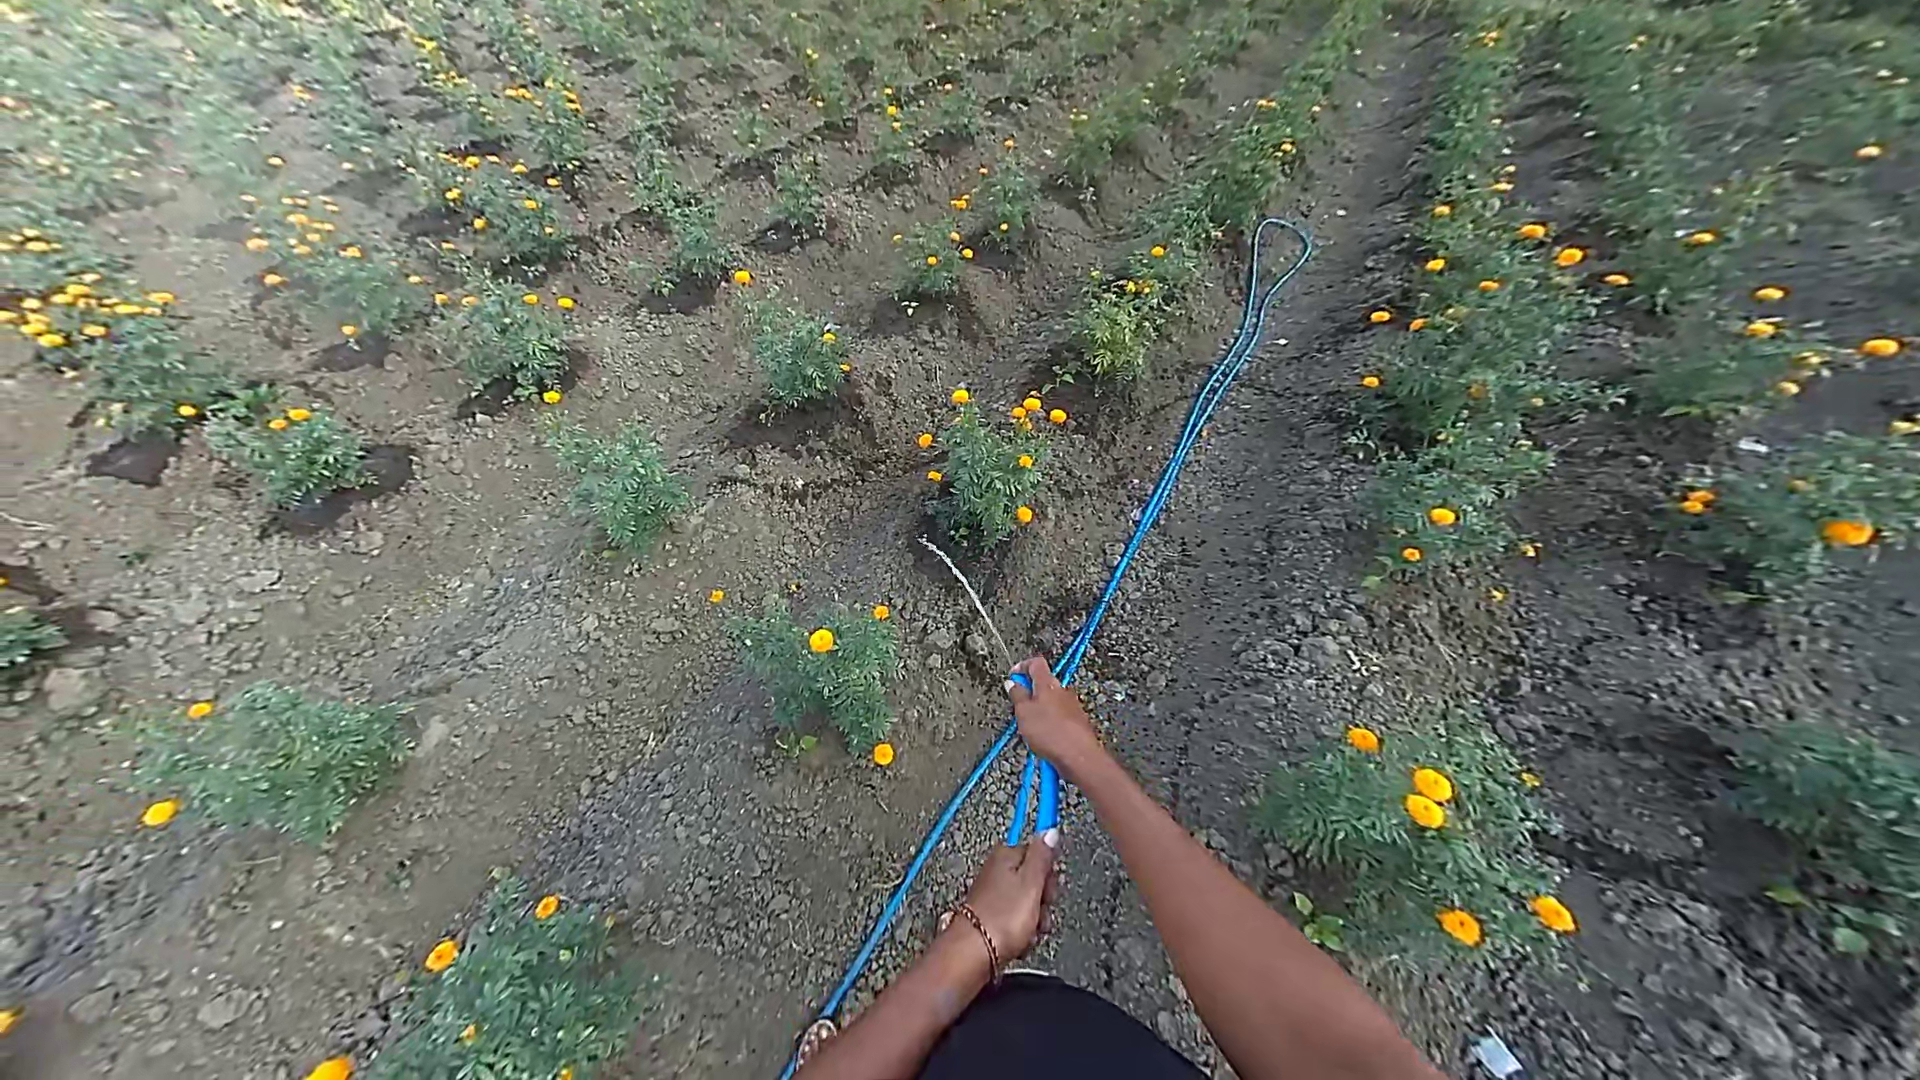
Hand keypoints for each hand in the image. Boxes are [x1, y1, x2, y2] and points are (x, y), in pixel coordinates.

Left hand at [956, 835, 1056, 963]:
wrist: (974, 953)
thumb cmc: (1001, 918)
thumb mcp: (1031, 882)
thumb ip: (1042, 855)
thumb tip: (1050, 831)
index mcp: (1006, 854)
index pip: (1040, 854)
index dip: (1049, 875)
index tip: (1047, 889)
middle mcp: (997, 870)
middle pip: (1035, 881)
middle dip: (1043, 901)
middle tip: (1038, 912)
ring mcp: (993, 894)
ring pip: (1028, 905)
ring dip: (1034, 921)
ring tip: (1028, 931)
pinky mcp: (991, 916)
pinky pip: (1016, 922)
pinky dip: (1021, 933)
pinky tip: (1019, 941)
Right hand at [1006, 656, 1106, 780]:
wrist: (1079, 757)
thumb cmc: (1051, 732)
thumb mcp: (1023, 712)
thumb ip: (1017, 694)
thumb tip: (1012, 683)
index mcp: (1048, 683)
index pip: (1036, 663)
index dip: (1022, 666)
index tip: (1013, 677)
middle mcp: (1062, 691)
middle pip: (1043, 684)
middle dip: (1029, 693)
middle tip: (1018, 708)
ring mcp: (1071, 707)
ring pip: (1050, 703)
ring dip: (1038, 711)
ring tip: (1030, 729)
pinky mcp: (1076, 723)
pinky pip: (1058, 719)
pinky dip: (1048, 725)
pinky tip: (1044, 740)